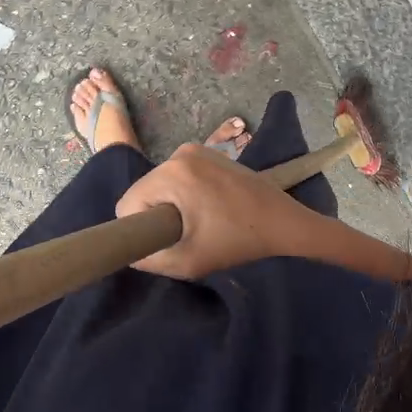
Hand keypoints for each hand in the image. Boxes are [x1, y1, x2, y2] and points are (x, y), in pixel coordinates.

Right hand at [115, 143, 318, 278]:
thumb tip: (131, 253)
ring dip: (172, 205)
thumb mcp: (188, 262)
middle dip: (157, 216)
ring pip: (161, 185)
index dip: (140, 229)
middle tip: (188, 234)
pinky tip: (209, 209)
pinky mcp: (210, 152)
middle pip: (144, 191)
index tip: (167, 241)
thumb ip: (150, 260)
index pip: (128, 203)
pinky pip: (179, 177)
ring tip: (201, 222)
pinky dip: (185, 194)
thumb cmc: (238, 241)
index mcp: (173, 173)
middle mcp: (180, 153)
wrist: (283, 222)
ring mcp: (197, 149)